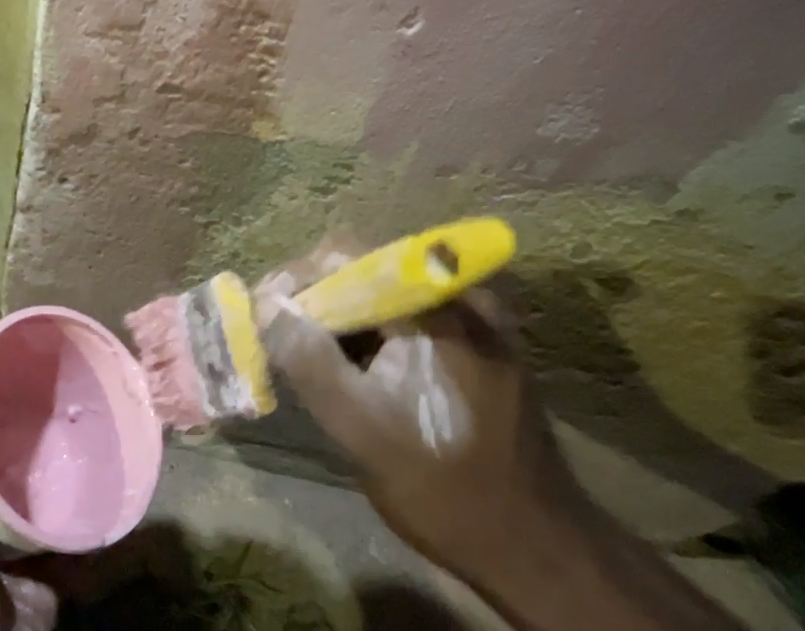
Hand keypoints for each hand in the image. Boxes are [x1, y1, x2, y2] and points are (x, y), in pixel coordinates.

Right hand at [255, 235, 586, 581]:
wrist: (538, 549)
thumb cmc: (443, 489)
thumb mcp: (361, 430)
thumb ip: (309, 361)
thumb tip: (267, 304)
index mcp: (435, 308)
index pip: (347, 256)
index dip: (297, 279)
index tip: (265, 314)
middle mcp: (463, 298)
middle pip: (369, 272)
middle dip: (318, 301)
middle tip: (283, 340)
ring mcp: (480, 323)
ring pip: (391, 298)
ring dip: (346, 320)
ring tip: (312, 359)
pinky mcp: (485, 349)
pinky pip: (416, 321)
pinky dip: (379, 337)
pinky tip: (360, 373)